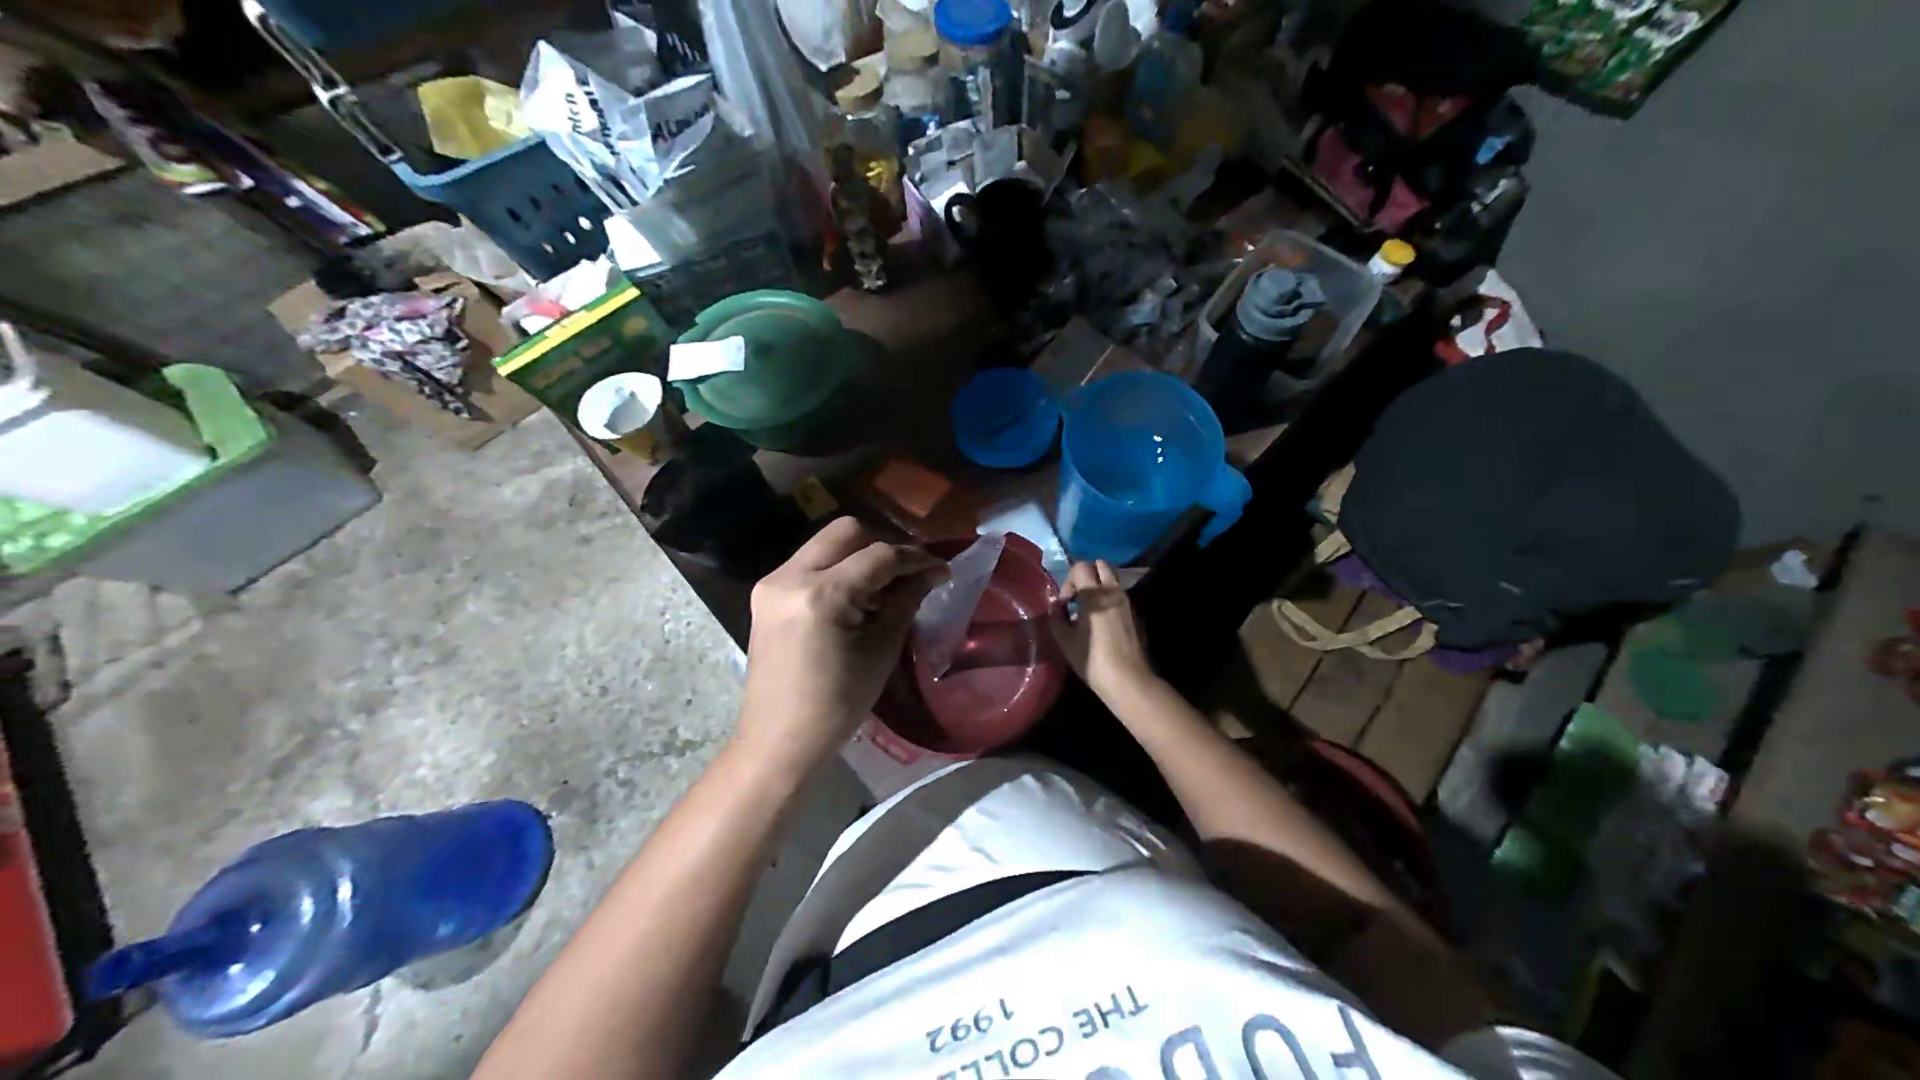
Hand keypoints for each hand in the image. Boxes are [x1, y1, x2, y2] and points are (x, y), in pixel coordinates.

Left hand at [738, 517, 945, 768]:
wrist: (779, 739)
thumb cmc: (838, 704)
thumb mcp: (881, 650)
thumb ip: (906, 601)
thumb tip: (932, 572)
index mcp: (821, 595)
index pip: (879, 556)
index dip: (915, 558)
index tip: (941, 568)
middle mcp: (790, 576)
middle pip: (847, 532)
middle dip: (882, 547)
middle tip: (905, 576)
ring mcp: (772, 583)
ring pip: (826, 543)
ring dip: (858, 557)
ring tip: (881, 592)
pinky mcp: (765, 593)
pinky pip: (809, 563)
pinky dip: (837, 571)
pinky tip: (854, 600)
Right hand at [1050, 560, 1156, 699]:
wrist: (1128, 679)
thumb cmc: (1092, 659)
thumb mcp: (1065, 640)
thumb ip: (1057, 617)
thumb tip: (1057, 606)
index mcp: (1094, 594)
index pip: (1080, 567)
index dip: (1068, 580)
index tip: (1065, 603)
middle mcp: (1113, 591)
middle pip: (1100, 565)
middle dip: (1086, 575)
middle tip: (1078, 596)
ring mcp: (1127, 602)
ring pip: (1112, 579)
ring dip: (1098, 586)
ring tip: (1088, 609)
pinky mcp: (1134, 614)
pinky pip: (1119, 595)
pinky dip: (1108, 599)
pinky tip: (1101, 622)